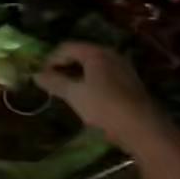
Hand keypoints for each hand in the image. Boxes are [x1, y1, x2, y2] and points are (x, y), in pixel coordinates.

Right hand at [34, 41, 179, 158]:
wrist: (144, 130)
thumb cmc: (105, 107)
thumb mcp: (73, 94)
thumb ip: (53, 81)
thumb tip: (35, 74)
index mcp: (97, 53)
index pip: (66, 48)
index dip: (49, 60)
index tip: (40, 76)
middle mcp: (112, 56)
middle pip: (80, 55)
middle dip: (62, 67)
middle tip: (49, 82)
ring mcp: (123, 70)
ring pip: (91, 67)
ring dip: (75, 76)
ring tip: (63, 91)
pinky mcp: (128, 84)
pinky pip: (102, 77)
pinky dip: (88, 82)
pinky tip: (83, 97)